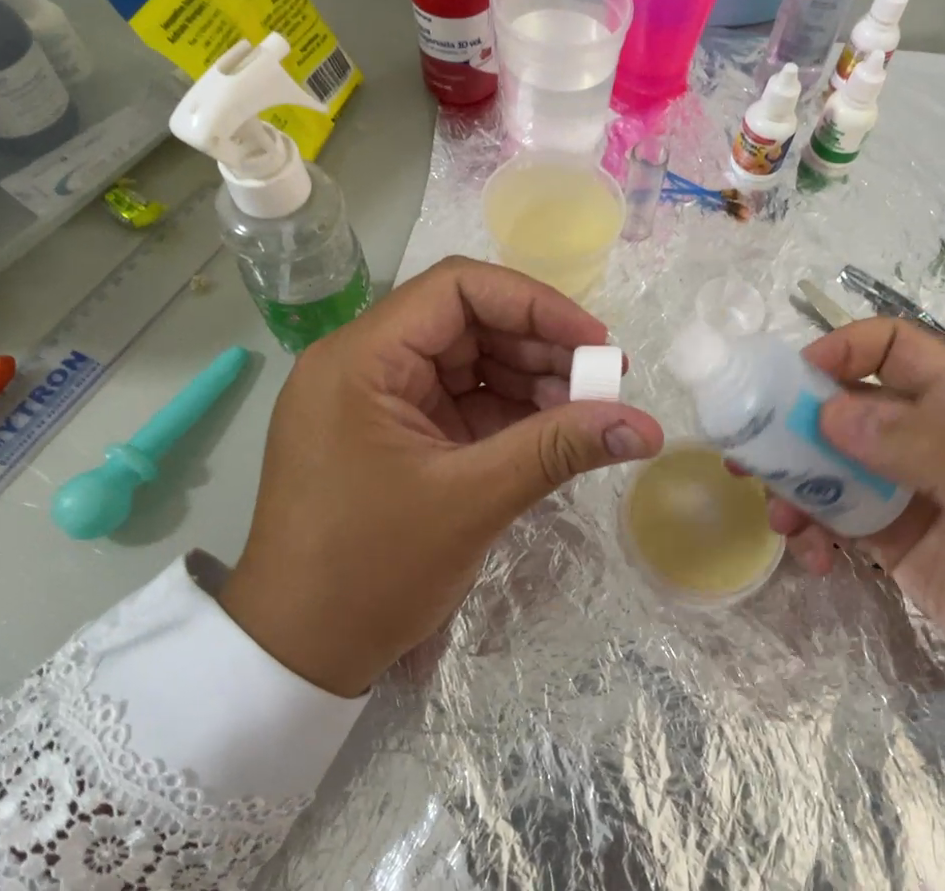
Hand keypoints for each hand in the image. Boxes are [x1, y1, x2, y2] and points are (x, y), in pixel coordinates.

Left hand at [217, 257, 663, 696]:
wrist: (297, 655)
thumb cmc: (370, 572)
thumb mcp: (472, 502)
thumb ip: (559, 450)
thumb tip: (647, 427)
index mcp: (361, 360)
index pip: (457, 289)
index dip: (535, 304)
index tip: (595, 342)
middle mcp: (364, 366)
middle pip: (466, 323)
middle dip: (539, 348)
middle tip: (604, 383)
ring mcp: (376, 403)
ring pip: (467, 365)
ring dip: (530, 382)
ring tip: (585, 413)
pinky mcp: (391, 438)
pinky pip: (459, 406)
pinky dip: (507, 415)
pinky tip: (551, 434)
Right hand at [775, 318, 944, 699]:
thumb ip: (919, 448)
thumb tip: (828, 413)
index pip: (892, 348)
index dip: (841, 351)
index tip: (790, 383)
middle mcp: (931, 437)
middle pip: (846, 407)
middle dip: (794, 426)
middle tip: (747, 454)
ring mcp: (909, 490)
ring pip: (832, 465)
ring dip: (796, 485)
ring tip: (779, 521)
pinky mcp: (895, 540)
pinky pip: (838, 519)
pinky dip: (815, 533)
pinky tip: (814, 560)